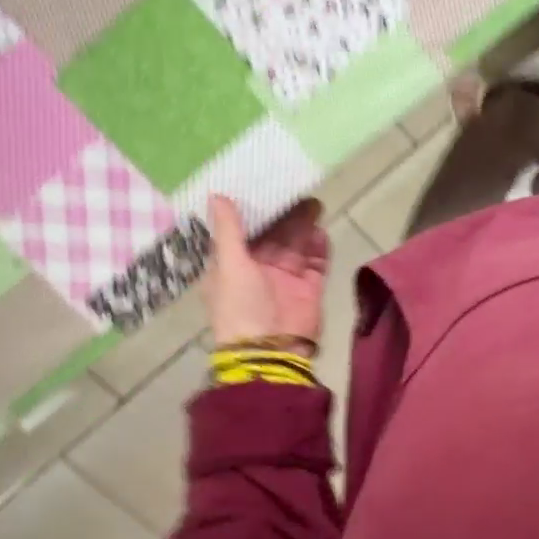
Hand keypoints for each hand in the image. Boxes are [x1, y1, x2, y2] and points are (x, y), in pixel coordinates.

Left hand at [201, 194, 329, 349]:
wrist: (271, 350)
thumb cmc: (242, 306)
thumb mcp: (229, 265)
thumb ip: (228, 230)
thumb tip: (217, 194)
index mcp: (233, 266)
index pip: (244, 233)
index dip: (255, 212)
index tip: (265, 188)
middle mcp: (259, 271)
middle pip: (275, 237)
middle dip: (286, 217)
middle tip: (299, 192)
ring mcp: (286, 280)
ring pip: (297, 247)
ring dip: (304, 227)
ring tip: (315, 204)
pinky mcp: (309, 289)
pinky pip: (315, 264)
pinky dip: (319, 248)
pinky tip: (321, 231)